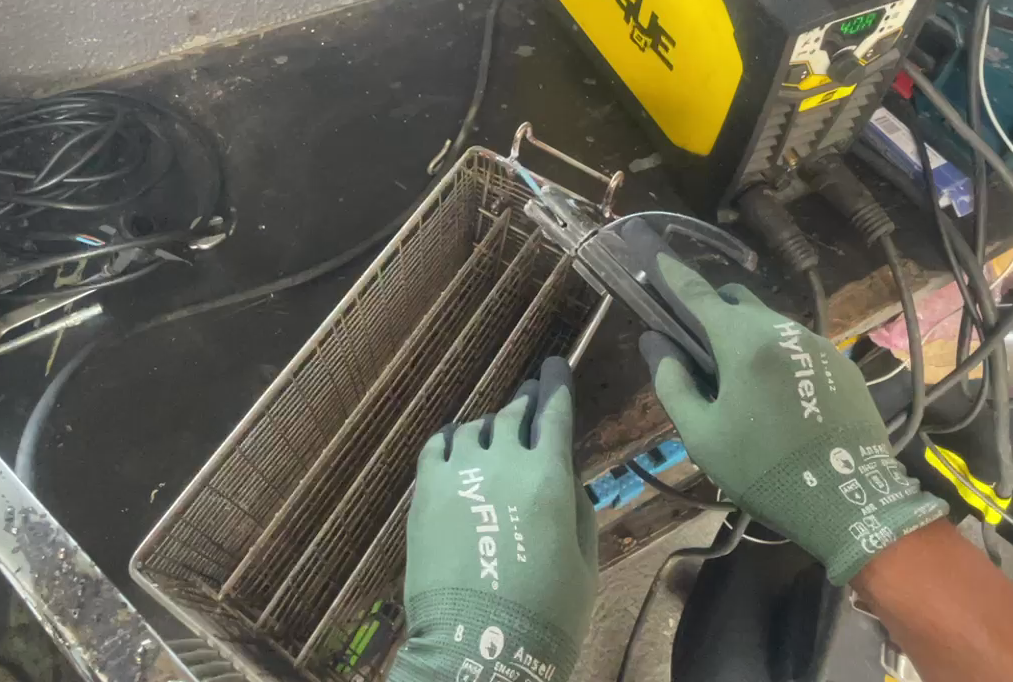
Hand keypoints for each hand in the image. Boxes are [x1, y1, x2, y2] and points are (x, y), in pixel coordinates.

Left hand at [392, 358, 596, 681]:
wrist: (477, 647)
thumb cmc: (545, 613)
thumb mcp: (584, 563)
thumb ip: (578, 508)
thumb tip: (567, 474)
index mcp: (548, 476)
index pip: (554, 413)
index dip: (557, 385)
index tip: (556, 365)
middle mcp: (504, 461)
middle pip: (514, 413)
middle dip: (526, 400)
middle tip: (530, 394)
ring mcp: (460, 471)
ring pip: (475, 426)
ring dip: (489, 426)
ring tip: (493, 434)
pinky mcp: (427, 488)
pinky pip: (437, 445)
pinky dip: (450, 439)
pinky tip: (455, 444)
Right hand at [639, 255, 945, 583]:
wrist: (850, 505)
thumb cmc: (763, 470)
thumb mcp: (701, 434)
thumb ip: (671, 382)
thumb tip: (654, 342)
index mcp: (744, 344)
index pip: (699, 295)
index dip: (674, 274)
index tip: (657, 254)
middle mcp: (783, 331)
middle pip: (736, 301)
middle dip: (711, 311)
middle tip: (697, 345)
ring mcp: (818, 345)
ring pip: (768, 322)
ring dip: (745, 334)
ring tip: (740, 379)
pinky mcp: (842, 365)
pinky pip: (797, 343)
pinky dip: (776, 353)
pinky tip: (776, 393)